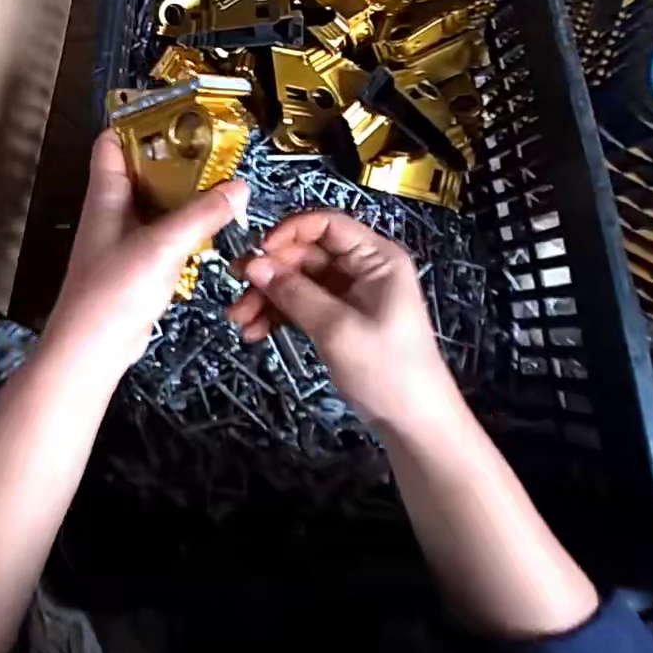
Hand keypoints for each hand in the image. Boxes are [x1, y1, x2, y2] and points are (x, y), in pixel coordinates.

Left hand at [44, 130, 249, 374]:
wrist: (92, 350)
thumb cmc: (114, 290)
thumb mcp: (163, 245)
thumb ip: (201, 214)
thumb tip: (238, 187)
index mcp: (106, 194)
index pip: (112, 142)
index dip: (138, 124)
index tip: (176, 116)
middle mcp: (113, 211)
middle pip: (142, 169)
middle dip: (174, 158)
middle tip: (213, 150)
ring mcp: (124, 238)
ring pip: (156, 202)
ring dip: (183, 193)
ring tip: (219, 182)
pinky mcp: (137, 264)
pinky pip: (163, 232)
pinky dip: (185, 224)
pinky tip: (209, 225)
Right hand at [231, 211, 460, 433]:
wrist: (414, 427)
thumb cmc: (387, 372)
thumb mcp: (337, 329)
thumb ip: (294, 293)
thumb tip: (253, 265)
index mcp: (375, 258)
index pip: (326, 224)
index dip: (289, 231)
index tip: (258, 252)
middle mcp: (361, 268)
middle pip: (304, 254)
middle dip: (269, 273)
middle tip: (238, 289)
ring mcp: (348, 293)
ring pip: (296, 280)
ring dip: (266, 297)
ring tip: (239, 320)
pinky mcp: (337, 317)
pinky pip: (299, 303)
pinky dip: (277, 314)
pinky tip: (254, 331)